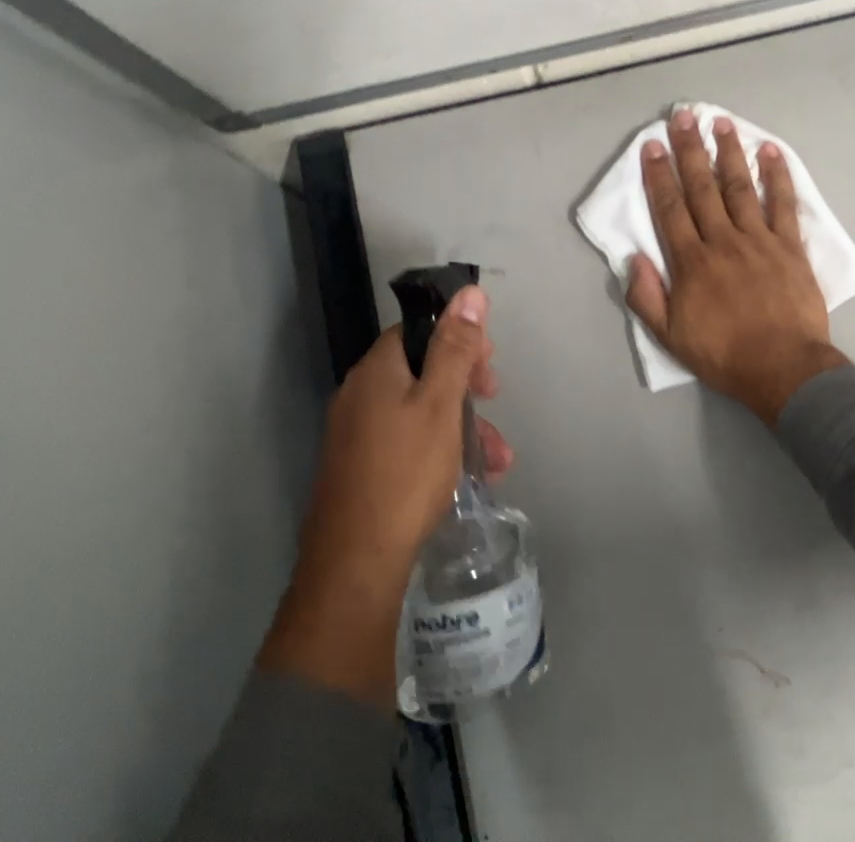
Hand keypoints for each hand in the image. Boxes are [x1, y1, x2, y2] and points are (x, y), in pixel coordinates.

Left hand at [258, 285, 512, 706]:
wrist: (357, 560)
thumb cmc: (406, 474)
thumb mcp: (441, 405)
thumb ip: (456, 349)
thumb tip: (468, 294)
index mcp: (375, 372)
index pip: (417, 332)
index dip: (458, 340)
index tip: (490, 366)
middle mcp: (359, 396)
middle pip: (421, 372)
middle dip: (467, 388)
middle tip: (494, 405)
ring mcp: (356, 435)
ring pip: (420, 413)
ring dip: (464, 427)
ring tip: (498, 460)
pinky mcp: (361, 468)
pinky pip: (409, 443)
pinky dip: (442, 451)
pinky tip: (470, 479)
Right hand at [627, 107, 849, 424]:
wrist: (782, 368)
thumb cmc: (724, 356)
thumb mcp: (670, 337)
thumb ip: (647, 297)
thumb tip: (635, 259)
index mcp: (691, 263)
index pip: (670, 209)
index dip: (659, 176)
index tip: (652, 146)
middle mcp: (723, 241)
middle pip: (702, 188)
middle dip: (690, 150)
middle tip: (683, 117)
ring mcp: (759, 241)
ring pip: (740, 187)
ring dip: (729, 153)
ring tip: (721, 123)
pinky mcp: (790, 247)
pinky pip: (783, 204)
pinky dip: (778, 176)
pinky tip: (770, 152)